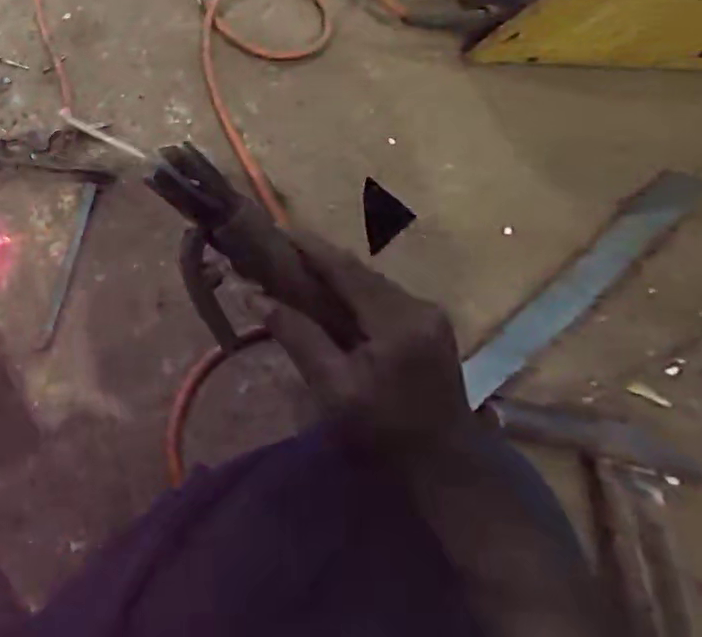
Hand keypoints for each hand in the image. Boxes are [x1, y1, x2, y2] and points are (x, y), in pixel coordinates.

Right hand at [263, 229, 468, 453]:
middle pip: (358, 271)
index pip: (344, 268)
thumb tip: (254, 297)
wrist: (447, 469)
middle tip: (276, 255)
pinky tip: (327, 300)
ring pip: (369, 281)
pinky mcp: (429, 325)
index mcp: (397, 320)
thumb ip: (297, 336)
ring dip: (333, 275)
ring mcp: (428, 314)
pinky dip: (350, 292)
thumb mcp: (333, 387)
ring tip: (294, 274)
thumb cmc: (385, 432)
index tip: (274, 231)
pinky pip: (380, 296)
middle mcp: (418, 306)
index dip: (308, 247)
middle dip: (317, 260)